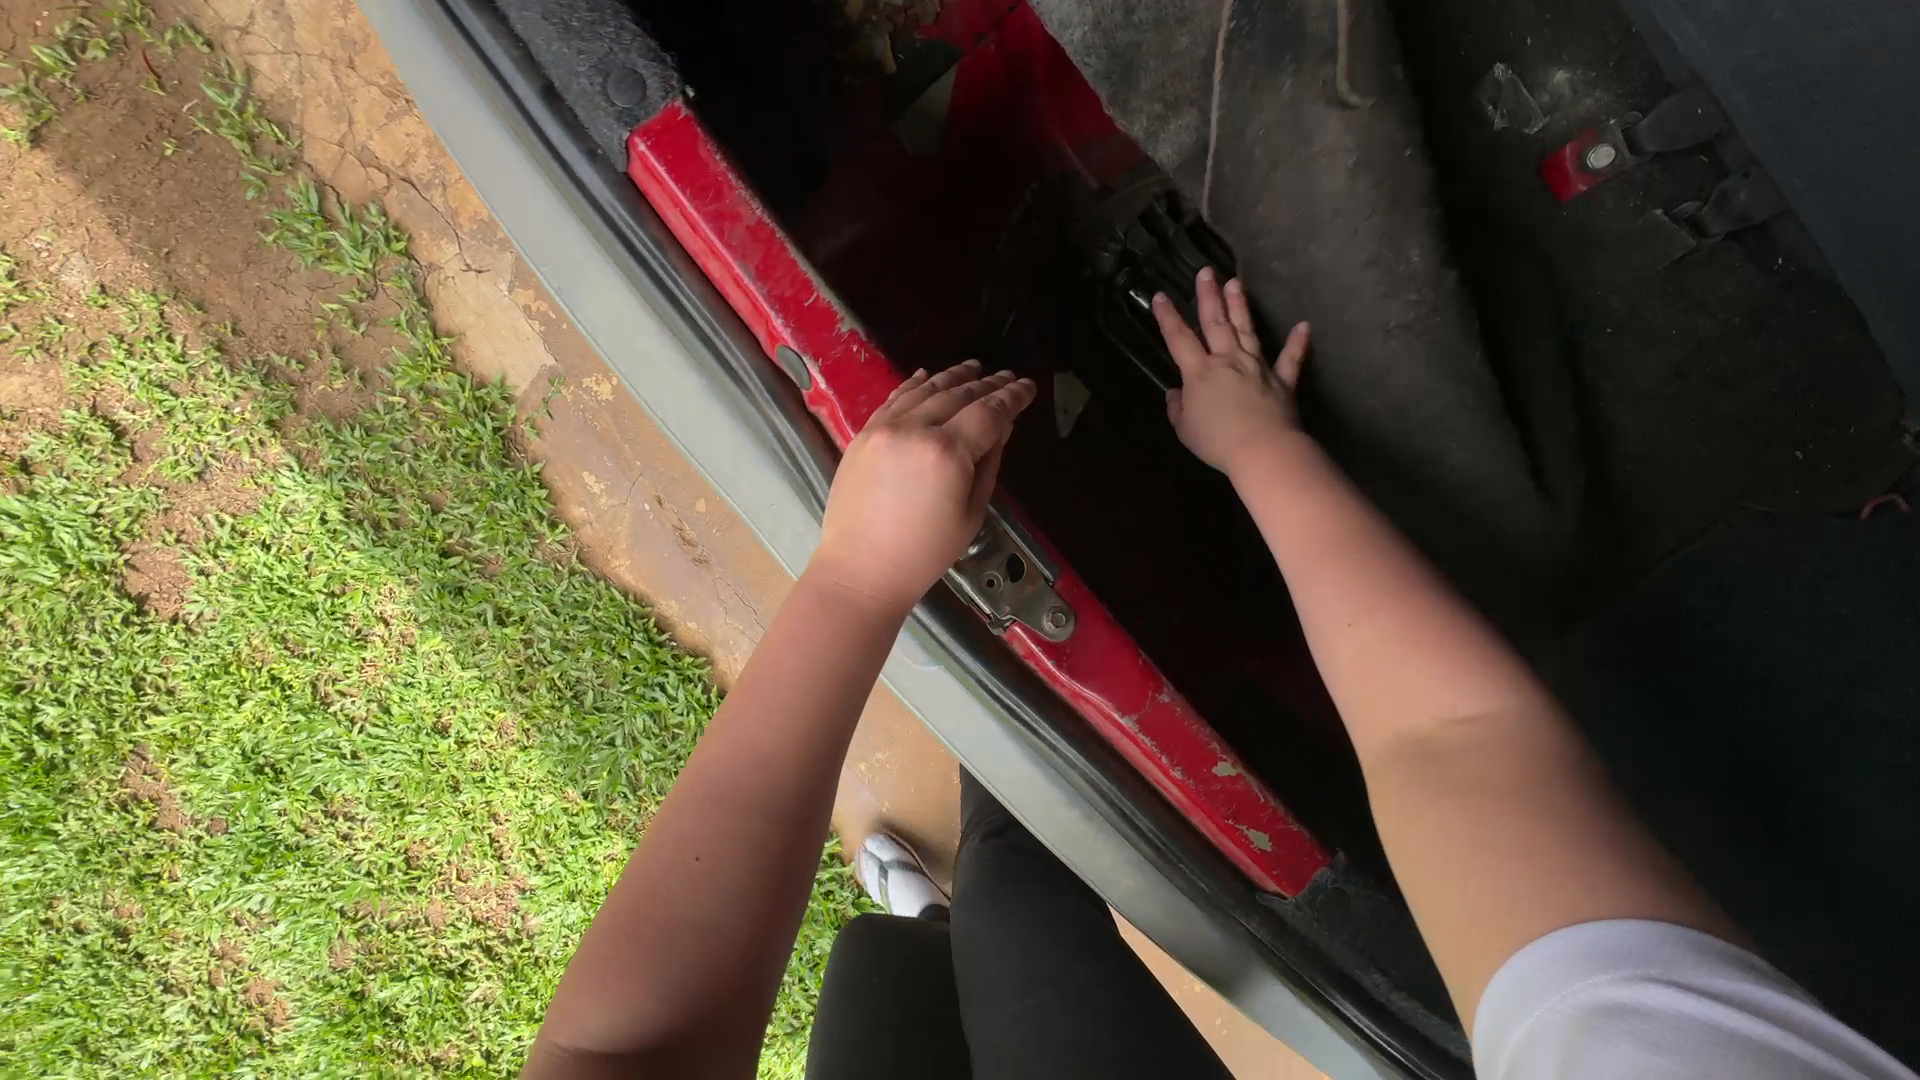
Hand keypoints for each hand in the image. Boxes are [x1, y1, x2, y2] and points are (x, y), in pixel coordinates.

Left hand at [809, 360, 1037, 614]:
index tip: (1027, 386)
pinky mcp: (863, 435)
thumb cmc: (923, 555)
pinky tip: (927, 376)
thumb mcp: (970, 515)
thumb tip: (1000, 430)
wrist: (859, 570)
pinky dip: (914, 385)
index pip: (989, 413)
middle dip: (987, 384)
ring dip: (953, 377)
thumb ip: (988, 466)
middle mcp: (914, 430)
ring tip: (974, 368)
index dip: (1012, 398)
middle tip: (1006, 376)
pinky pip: (893, 399)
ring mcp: (884, 429)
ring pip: (925, 390)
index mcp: (947, 454)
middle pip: (958, 395)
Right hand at [1153, 267, 1310, 474]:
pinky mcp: (1282, 381)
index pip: (1179, 339)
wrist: (1262, 449)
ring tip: (1236, 283)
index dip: (1168, 317)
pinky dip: (1298, 343)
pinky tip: (1304, 327)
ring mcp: (1257, 367)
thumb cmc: (1217, 441)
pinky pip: (1290, 359)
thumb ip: (1177, 408)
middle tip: (1206, 272)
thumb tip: (1174, 393)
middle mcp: (1228, 360)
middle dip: (1209, 296)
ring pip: (1247, 330)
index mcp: (1200, 372)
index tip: (1160, 296)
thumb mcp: (1185, 429)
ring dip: (1240, 305)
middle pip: (1216, 322)